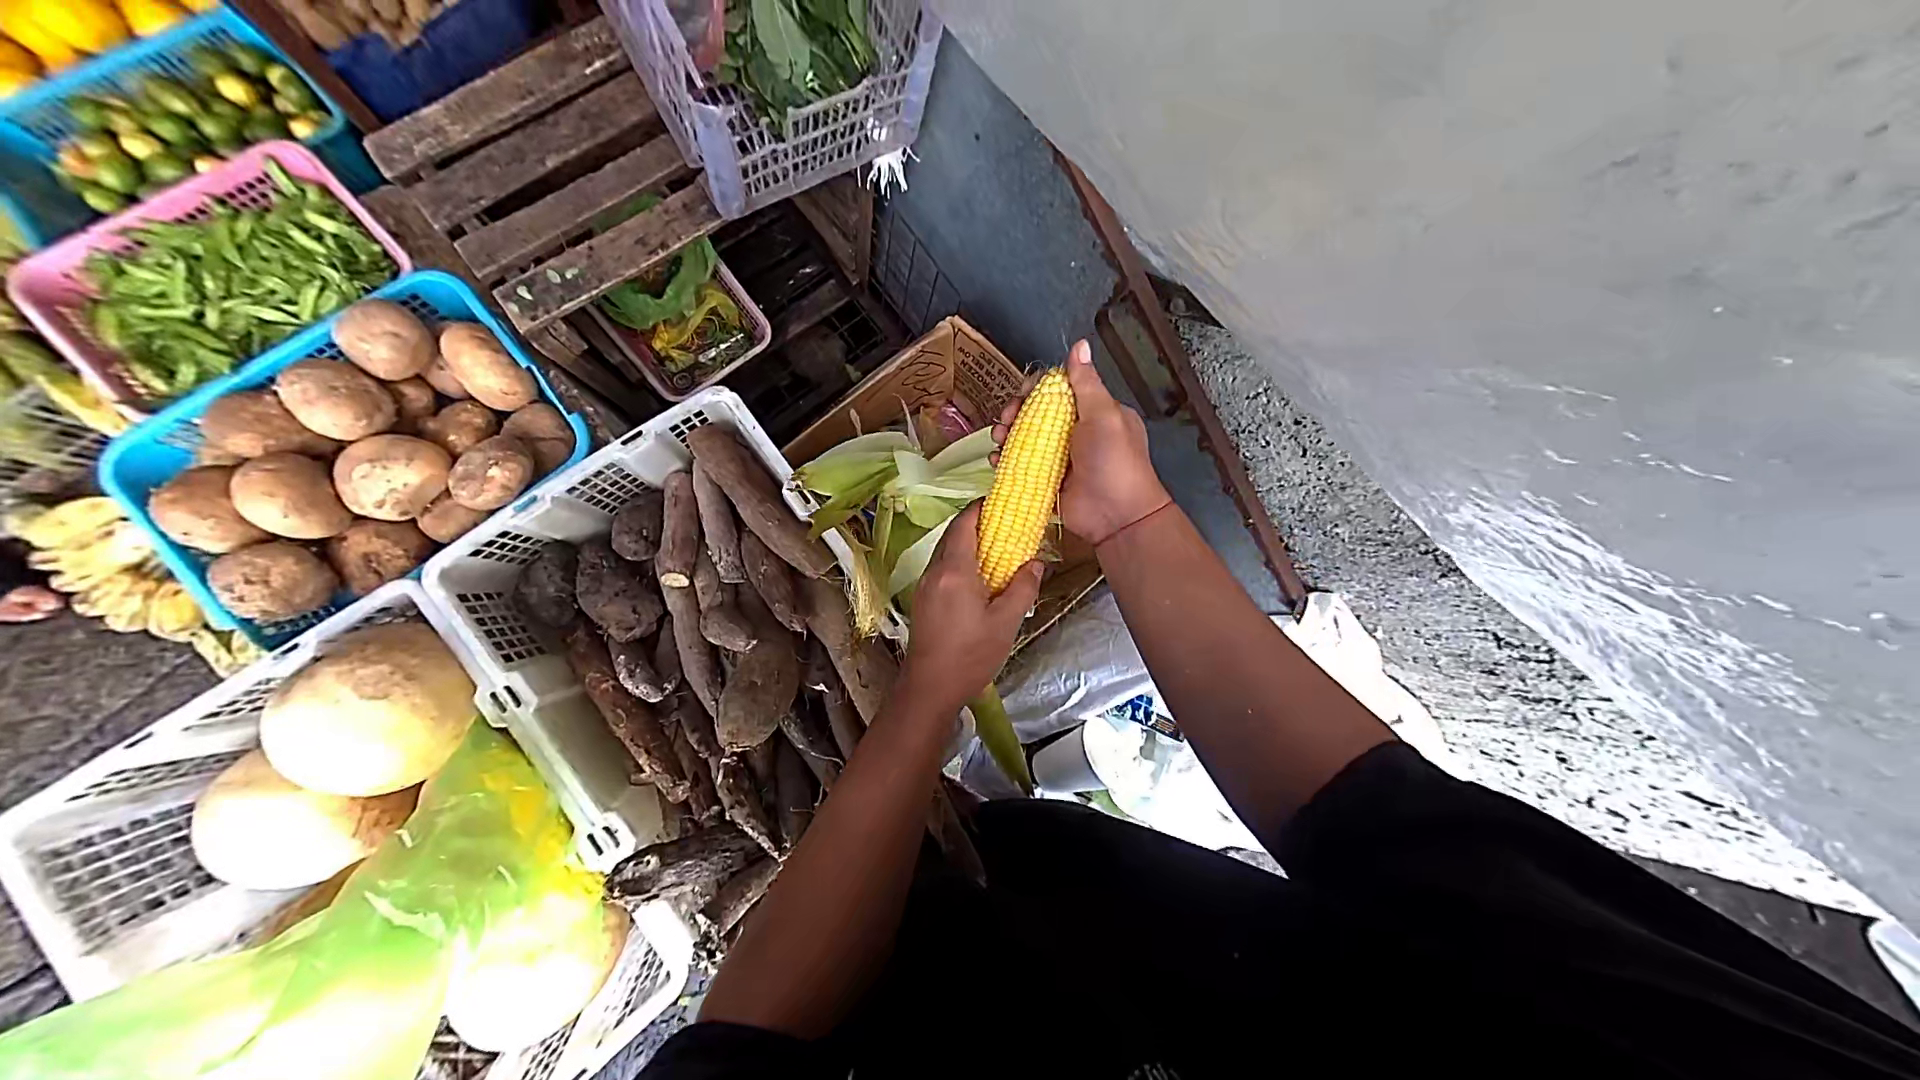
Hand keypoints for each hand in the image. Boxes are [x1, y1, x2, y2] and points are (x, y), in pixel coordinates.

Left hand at [898, 502, 1042, 712]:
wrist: (929, 688)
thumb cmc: (969, 656)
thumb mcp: (1005, 623)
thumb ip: (1022, 588)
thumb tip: (1035, 563)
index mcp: (953, 571)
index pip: (964, 523)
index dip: (981, 508)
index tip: (1001, 503)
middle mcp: (934, 572)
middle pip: (953, 535)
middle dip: (977, 525)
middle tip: (1005, 525)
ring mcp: (924, 586)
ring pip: (946, 553)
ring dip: (968, 545)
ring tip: (997, 550)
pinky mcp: (922, 601)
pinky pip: (942, 570)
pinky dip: (960, 563)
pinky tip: (979, 578)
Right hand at [995, 340, 1170, 545]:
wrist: (1117, 517)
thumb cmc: (1115, 463)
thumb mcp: (1103, 416)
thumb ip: (1086, 383)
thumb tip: (1080, 344)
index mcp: (1094, 413)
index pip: (1059, 391)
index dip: (1036, 389)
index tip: (1022, 394)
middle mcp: (1076, 433)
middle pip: (1037, 414)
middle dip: (1016, 413)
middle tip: (1006, 419)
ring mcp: (1060, 459)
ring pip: (1025, 439)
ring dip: (1007, 435)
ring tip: (998, 438)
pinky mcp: (1047, 482)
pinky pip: (1021, 466)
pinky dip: (1006, 461)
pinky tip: (996, 460)